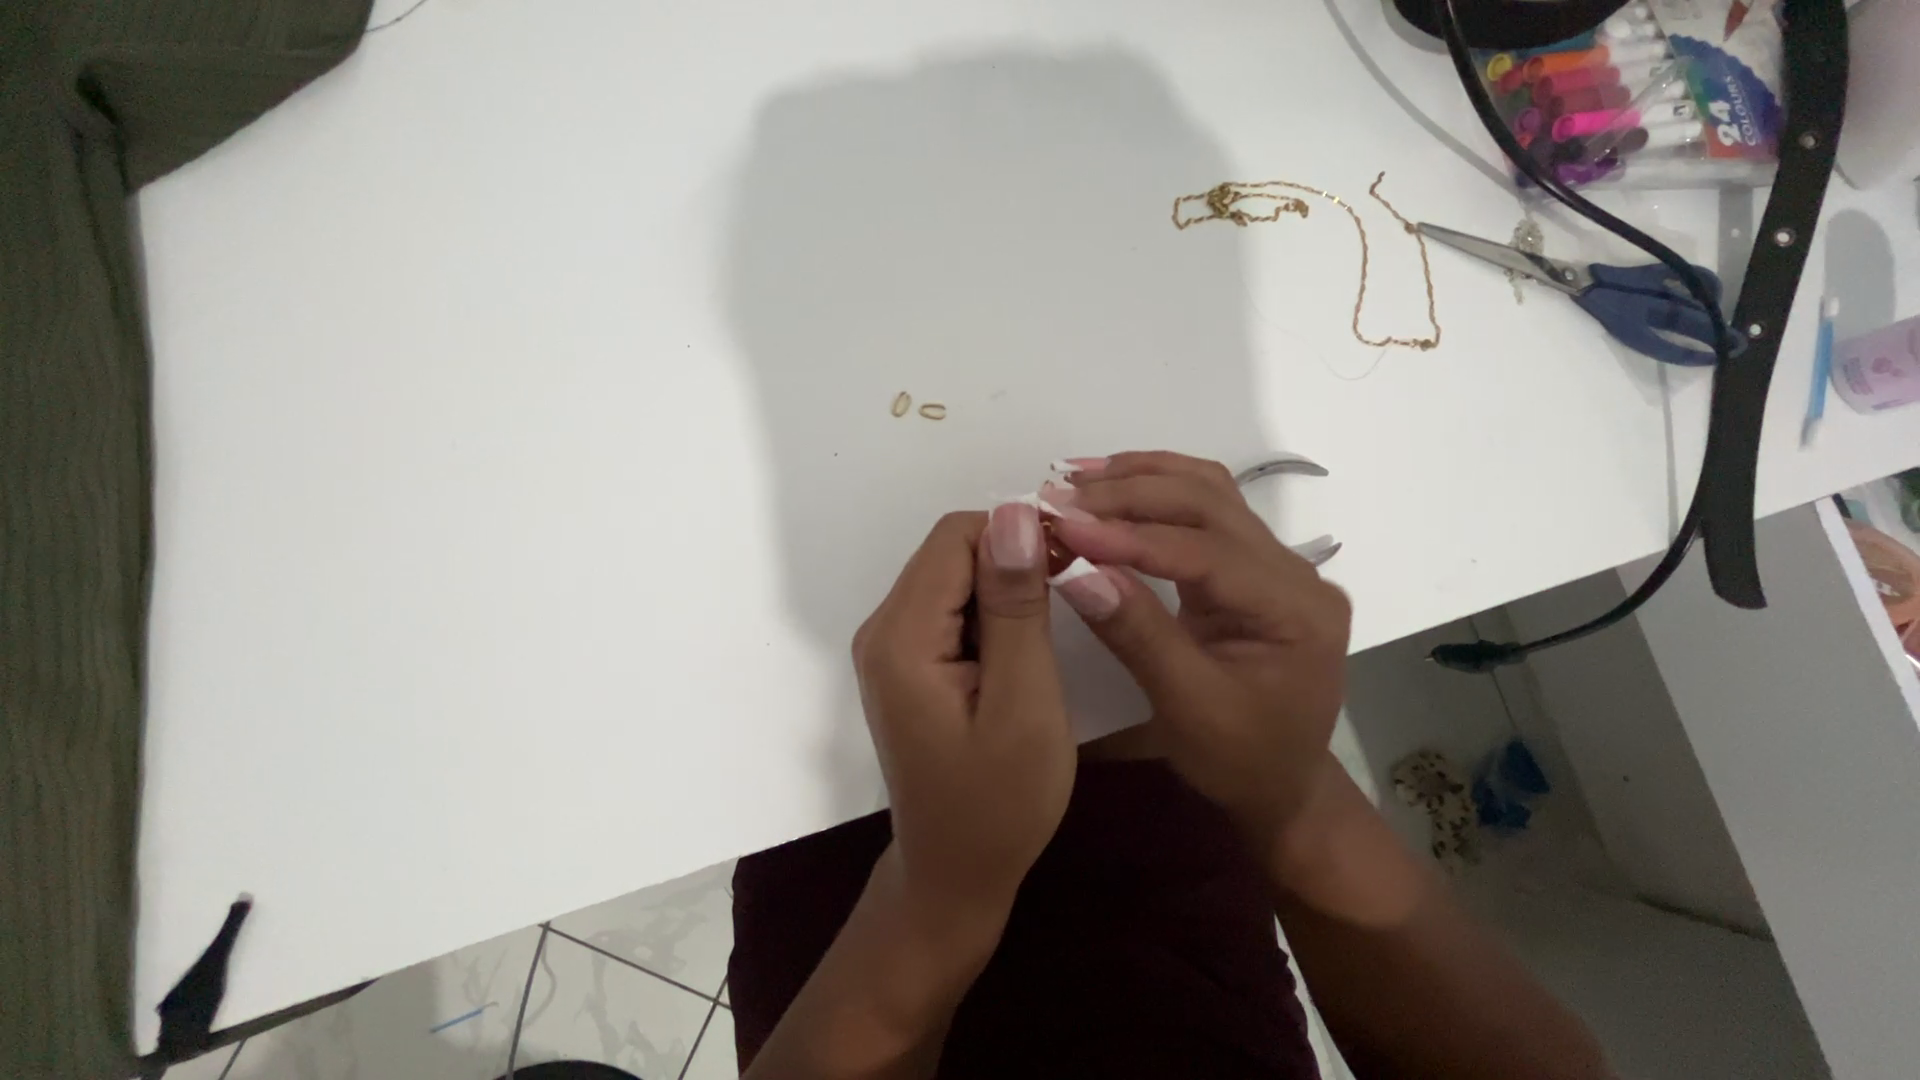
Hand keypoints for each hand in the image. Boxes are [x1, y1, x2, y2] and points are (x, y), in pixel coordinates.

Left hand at [852, 508, 1074, 921]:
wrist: (955, 873)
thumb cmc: (999, 802)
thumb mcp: (1024, 703)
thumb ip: (1016, 607)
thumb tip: (1016, 514)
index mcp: (901, 638)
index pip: (956, 538)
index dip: (1017, 536)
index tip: (1071, 568)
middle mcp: (882, 629)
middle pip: (950, 552)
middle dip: (1012, 562)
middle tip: (1066, 605)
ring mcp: (889, 647)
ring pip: (954, 577)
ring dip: (1004, 589)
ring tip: (1045, 639)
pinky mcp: (906, 662)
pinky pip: (950, 609)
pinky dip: (991, 615)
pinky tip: (1019, 654)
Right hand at [1048, 452, 1351, 848]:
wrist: (1281, 784)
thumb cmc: (1239, 759)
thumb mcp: (1187, 708)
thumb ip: (1137, 634)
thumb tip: (1076, 572)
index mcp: (1294, 609)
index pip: (1205, 551)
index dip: (1130, 536)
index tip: (1063, 525)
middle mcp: (1294, 572)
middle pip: (1210, 504)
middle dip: (1129, 494)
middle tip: (1056, 497)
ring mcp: (1276, 564)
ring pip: (1208, 492)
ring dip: (1140, 478)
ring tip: (1074, 477)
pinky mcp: (1250, 566)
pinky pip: (1204, 511)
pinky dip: (1154, 491)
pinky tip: (1110, 486)